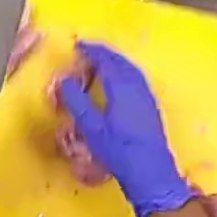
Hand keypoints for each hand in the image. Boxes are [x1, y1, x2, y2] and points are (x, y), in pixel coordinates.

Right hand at [57, 41, 195, 216]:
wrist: (151, 171)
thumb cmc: (118, 150)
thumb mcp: (91, 128)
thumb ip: (77, 102)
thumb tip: (65, 81)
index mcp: (122, 88)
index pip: (107, 61)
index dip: (93, 51)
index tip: (79, 45)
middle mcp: (137, 87)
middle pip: (121, 62)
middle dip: (105, 53)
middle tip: (89, 49)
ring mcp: (147, 96)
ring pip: (131, 69)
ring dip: (116, 61)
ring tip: (102, 61)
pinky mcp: (150, 107)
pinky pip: (136, 78)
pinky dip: (124, 71)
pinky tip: (119, 80)